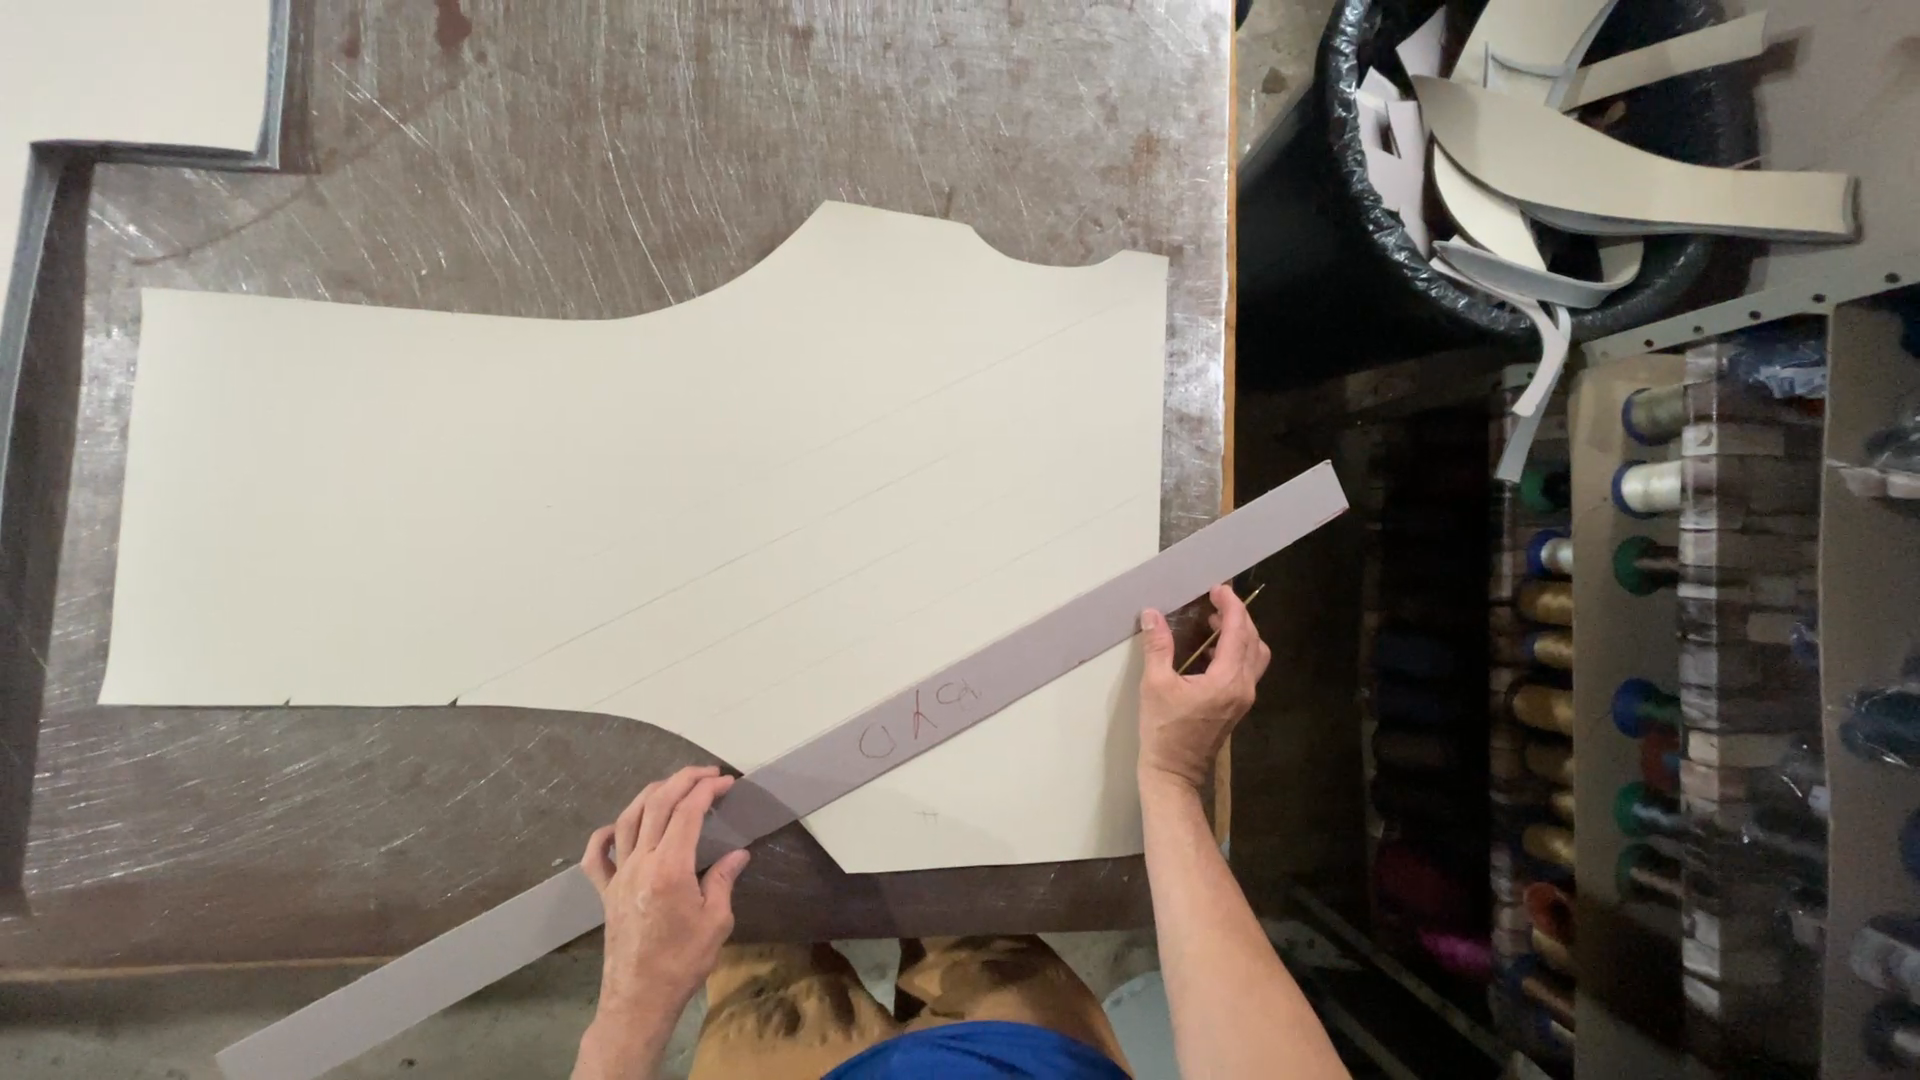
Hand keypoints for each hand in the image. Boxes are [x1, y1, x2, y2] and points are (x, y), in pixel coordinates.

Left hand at [581, 766, 751, 1023]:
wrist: (639, 1000)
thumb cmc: (683, 962)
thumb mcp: (716, 921)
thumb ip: (723, 880)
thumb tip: (738, 854)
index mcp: (670, 869)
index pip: (687, 812)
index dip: (707, 790)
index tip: (726, 782)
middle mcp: (640, 864)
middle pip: (657, 804)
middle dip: (683, 780)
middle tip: (707, 773)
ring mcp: (618, 876)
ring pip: (628, 819)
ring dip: (651, 794)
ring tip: (674, 785)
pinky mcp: (604, 893)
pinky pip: (595, 856)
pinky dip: (606, 833)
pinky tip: (620, 826)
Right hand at [1136, 584, 1270, 791]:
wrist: (1173, 772)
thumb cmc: (1163, 730)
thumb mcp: (1154, 684)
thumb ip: (1157, 646)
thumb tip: (1152, 614)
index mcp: (1227, 680)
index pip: (1238, 631)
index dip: (1231, 606)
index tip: (1218, 589)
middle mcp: (1244, 687)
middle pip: (1254, 641)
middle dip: (1238, 616)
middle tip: (1216, 601)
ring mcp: (1243, 699)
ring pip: (1255, 656)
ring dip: (1240, 634)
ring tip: (1214, 622)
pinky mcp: (1236, 706)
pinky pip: (1247, 670)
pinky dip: (1236, 651)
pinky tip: (1211, 650)